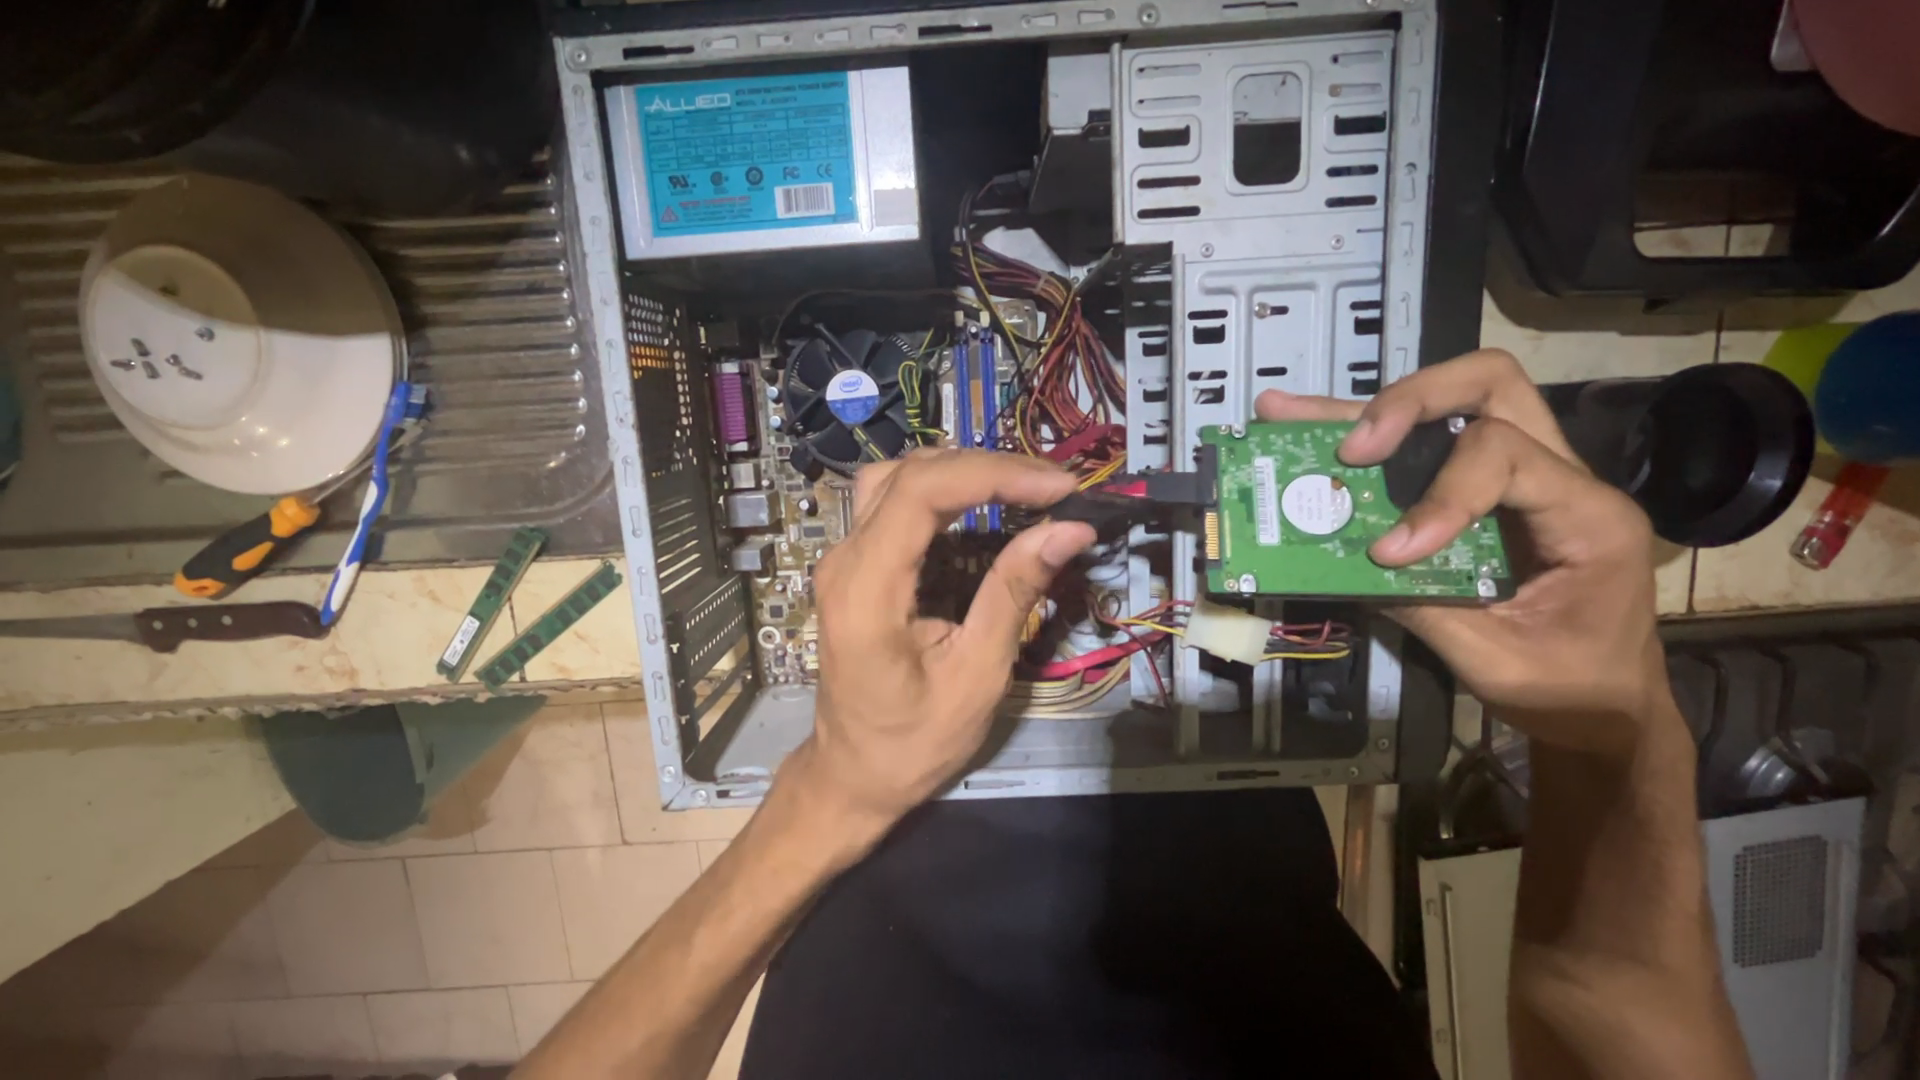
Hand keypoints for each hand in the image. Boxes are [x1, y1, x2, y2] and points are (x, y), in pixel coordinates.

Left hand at [782, 449, 1095, 828]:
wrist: (854, 775)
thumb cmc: (912, 743)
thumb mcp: (976, 676)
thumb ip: (1013, 594)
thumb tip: (1069, 529)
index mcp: (865, 590)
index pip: (921, 492)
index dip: (994, 475)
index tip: (1059, 487)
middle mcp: (844, 561)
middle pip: (908, 473)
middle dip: (987, 467)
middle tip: (1053, 486)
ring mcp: (844, 560)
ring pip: (896, 478)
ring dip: (962, 471)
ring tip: (1024, 487)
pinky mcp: (855, 566)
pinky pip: (894, 503)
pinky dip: (945, 491)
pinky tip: (985, 503)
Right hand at [1256, 350, 1673, 755]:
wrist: (1604, 707)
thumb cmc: (1570, 690)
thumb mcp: (1497, 660)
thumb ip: (1429, 606)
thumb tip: (1355, 564)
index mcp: (1587, 517)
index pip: (1505, 456)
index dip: (1440, 495)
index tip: (1390, 553)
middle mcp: (1560, 476)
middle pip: (1491, 386)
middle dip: (1412, 402)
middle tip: (1352, 444)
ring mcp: (1520, 478)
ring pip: (1454, 401)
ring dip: (1371, 408)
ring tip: (1286, 411)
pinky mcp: (1485, 494)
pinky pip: (1429, 448)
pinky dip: (1369, 439)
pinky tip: (1308, 431)